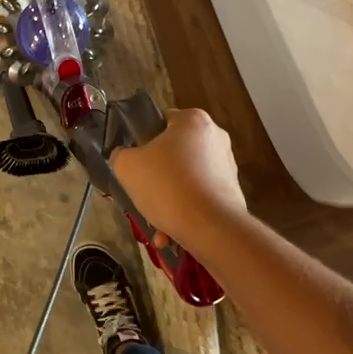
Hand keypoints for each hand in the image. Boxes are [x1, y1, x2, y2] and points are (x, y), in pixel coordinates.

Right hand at [110, 108, 246, 249]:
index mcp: (193, 120)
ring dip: (169, 200)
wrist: (210, 226)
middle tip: (141, 193)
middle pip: (174, 153)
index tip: (135, 162)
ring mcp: (227, 165)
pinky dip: (185, 212)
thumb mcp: (127, 166)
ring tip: (156, 224)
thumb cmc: (167, 185)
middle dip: (157, 177)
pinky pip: (200, 197)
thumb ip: (120, 155)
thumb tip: (124, 157)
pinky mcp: (232, 191)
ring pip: (186, 179)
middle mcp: (216, 137)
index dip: (143, 140)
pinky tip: (171, 233)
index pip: (162, 121)